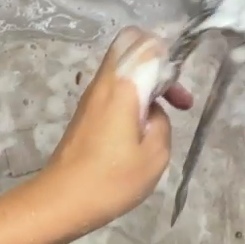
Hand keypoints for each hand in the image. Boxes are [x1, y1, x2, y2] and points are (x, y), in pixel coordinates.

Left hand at [37, 28, 192, 233]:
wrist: (62, 199)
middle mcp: (103, 82)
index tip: (182, 82)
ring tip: (168, 114)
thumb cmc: (112, 180)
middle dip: (158, 61)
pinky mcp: (86, 112)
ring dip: (146, 81)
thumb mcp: (155, 155)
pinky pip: (113, 87)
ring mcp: (91, 96)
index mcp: (121, 86)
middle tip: (176, 95)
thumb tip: (154, 111)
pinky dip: (133, 95)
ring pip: (121, 67)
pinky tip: (143, 125)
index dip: (168, 53)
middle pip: (129, 45)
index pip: (144, 43)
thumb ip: (162, 122)